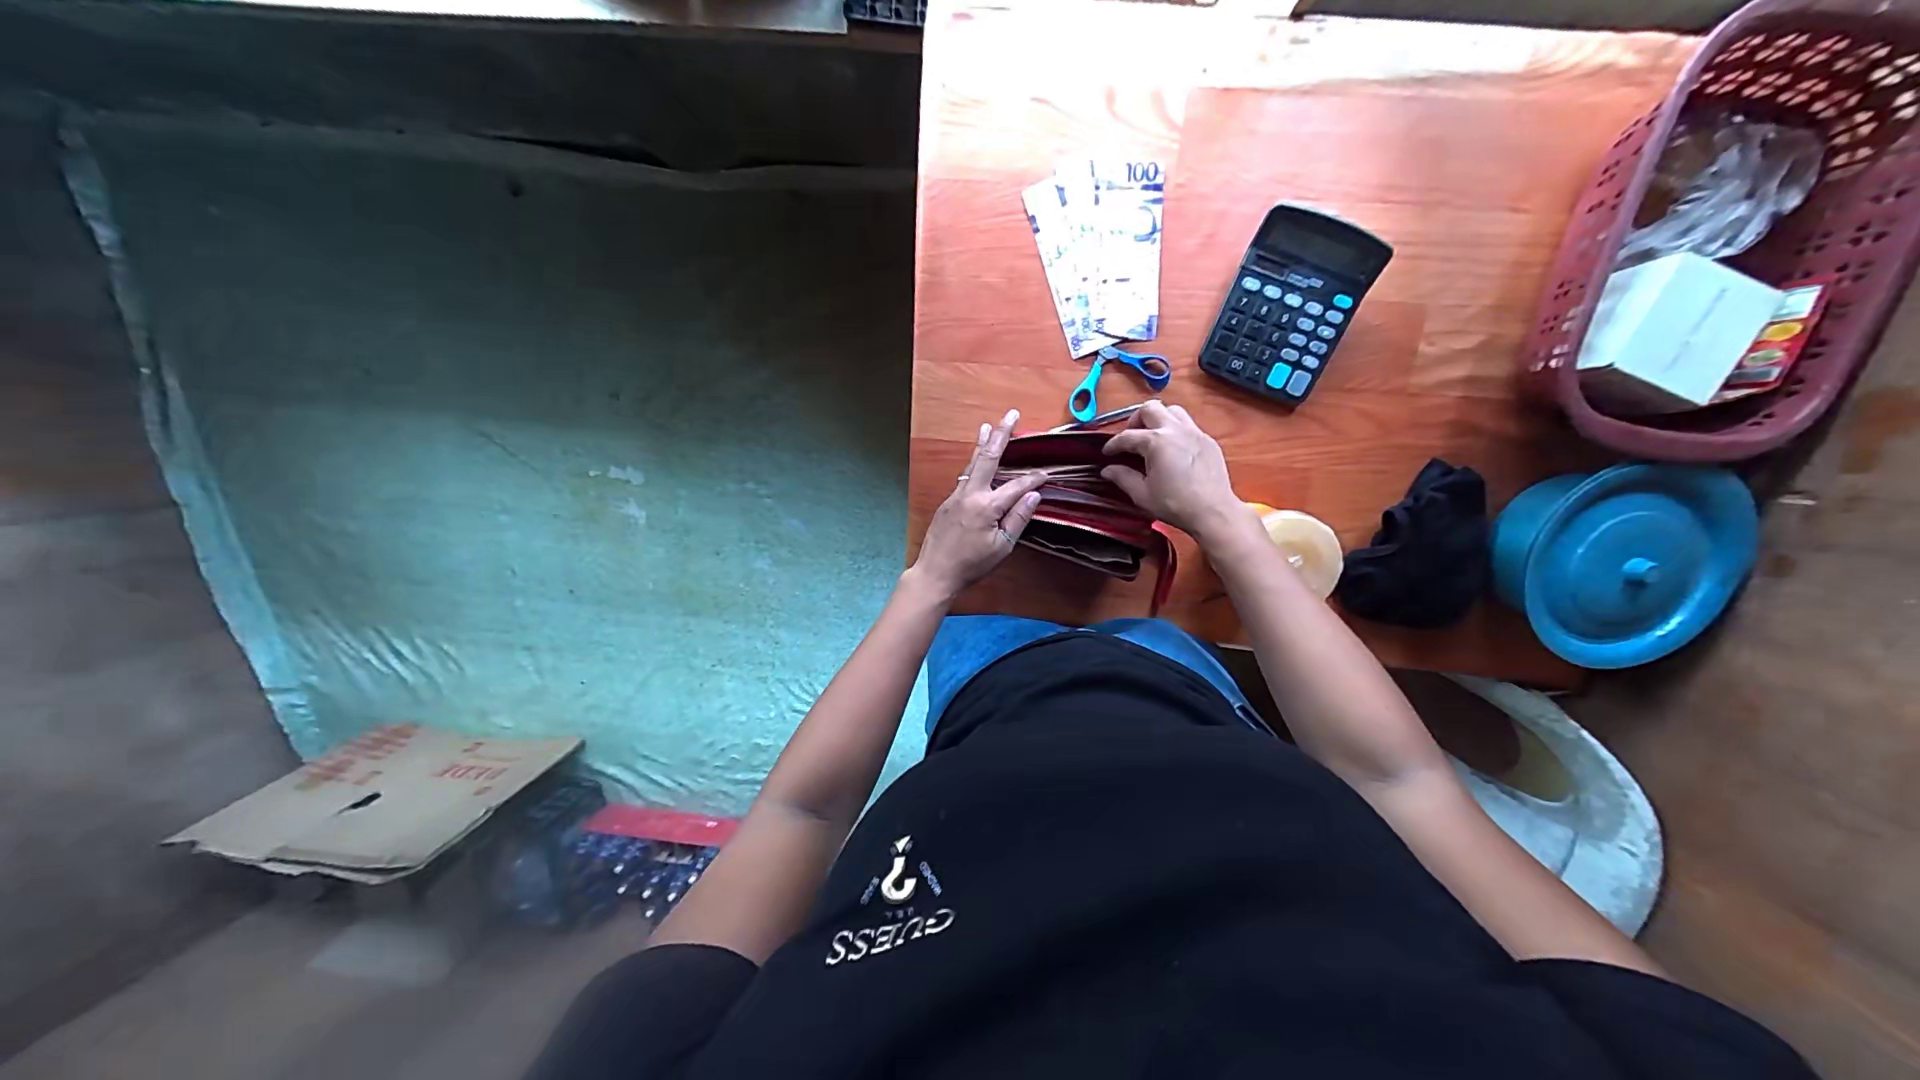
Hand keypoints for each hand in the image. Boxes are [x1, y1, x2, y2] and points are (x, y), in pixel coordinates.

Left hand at [908, 410, 1047, 600]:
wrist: (935, 572)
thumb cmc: (971, 564)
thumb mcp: (1002, 546)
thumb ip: (1018, 519)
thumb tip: (1033, 496)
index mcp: (987, 507)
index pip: (1016, 486)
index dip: (1033, 480)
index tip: (1046, 475)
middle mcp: (970, 495)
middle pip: (988, 458)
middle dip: (1001, 435)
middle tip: (1011, 415)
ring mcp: (956, 496)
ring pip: (972, 464)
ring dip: (983, 444)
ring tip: (988, 426)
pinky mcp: (948, 502)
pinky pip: (965, 477)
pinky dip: (974, 464)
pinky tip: (978, 461)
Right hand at [1101, 400, 1256, 546]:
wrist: (1212, 511)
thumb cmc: (1176, 504)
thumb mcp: (1142, 494)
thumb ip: (1122, 477)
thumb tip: (1108, 470)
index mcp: (1156, 442)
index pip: (1127, 436)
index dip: (1113, 445)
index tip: (1108, 453)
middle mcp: (1175, 430)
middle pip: (1150, 408)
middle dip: (1136, 420)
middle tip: (1131, 437)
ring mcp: (1194, 432)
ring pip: (1172, 411)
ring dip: (1159, 419)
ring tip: (1153, 437)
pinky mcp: (1207, 440)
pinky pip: (1188, 425)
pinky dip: (1176, 430)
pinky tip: (1173, 449)